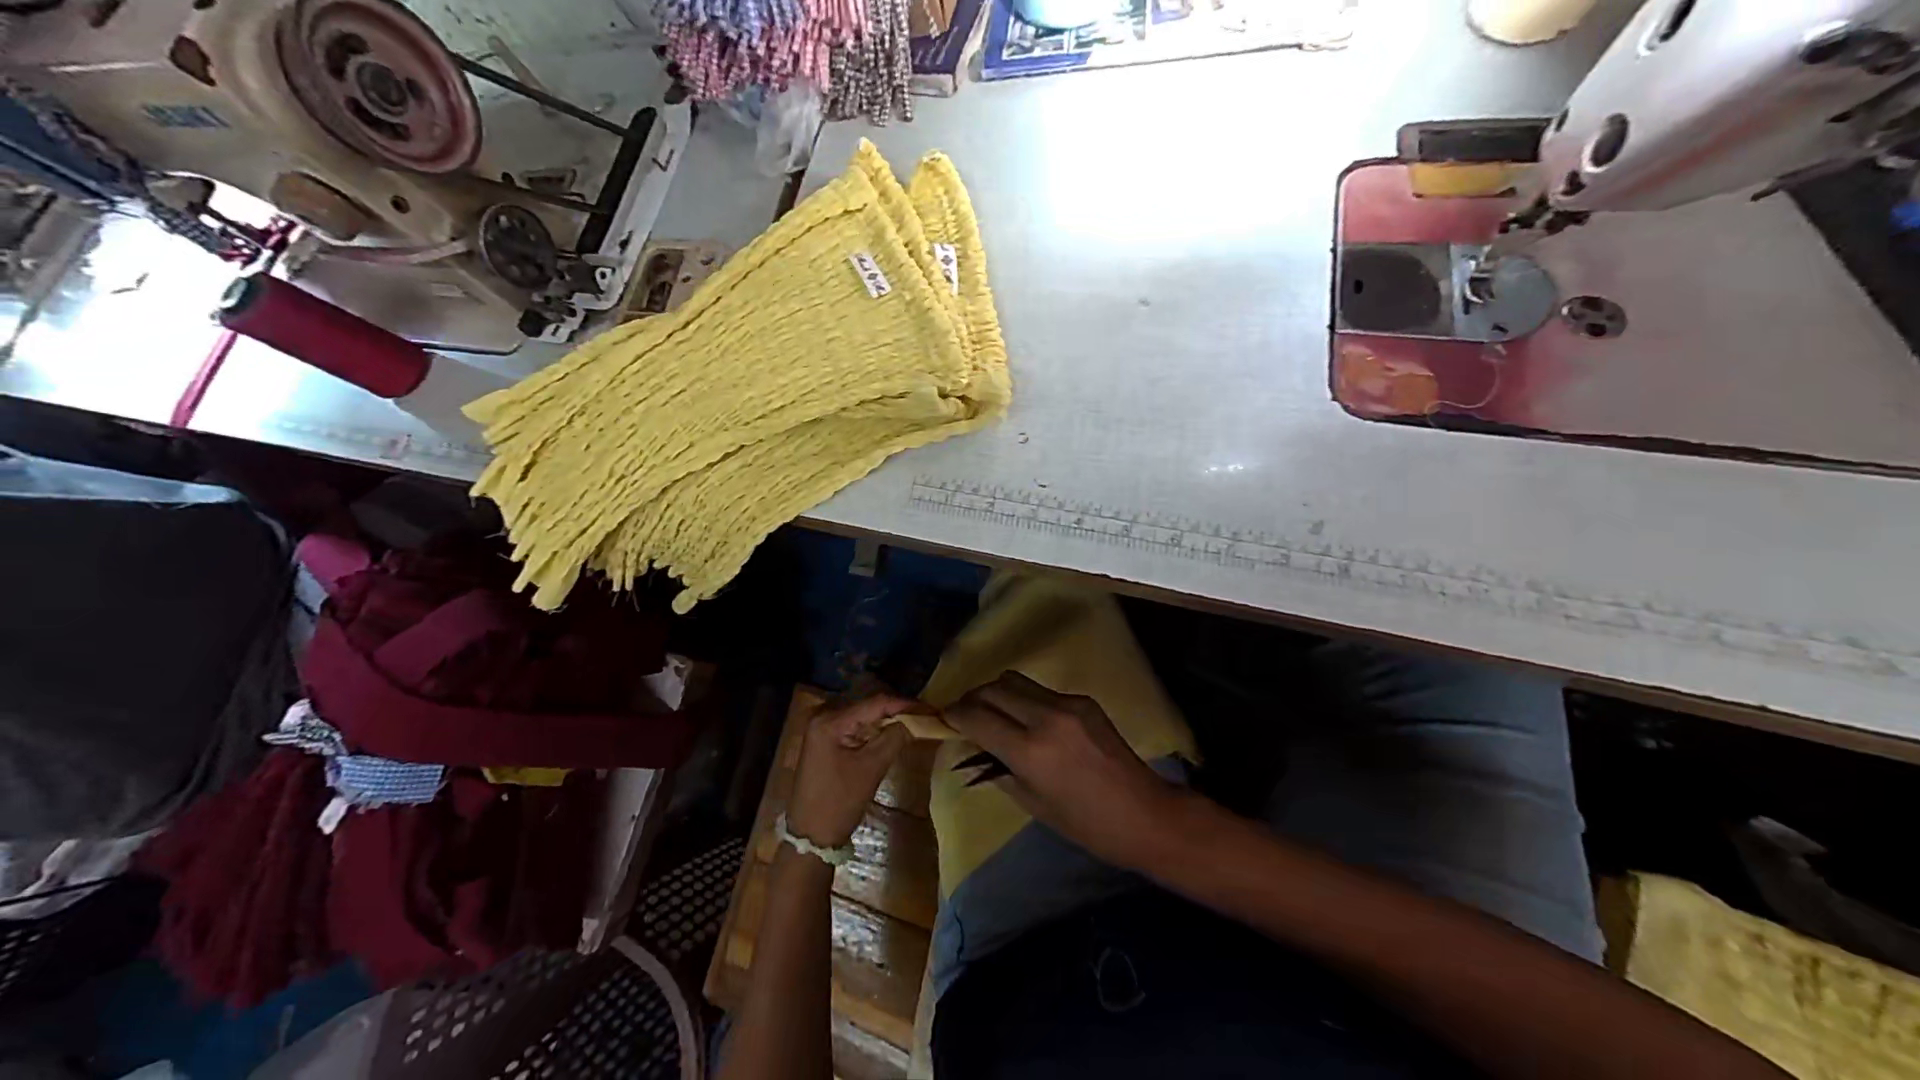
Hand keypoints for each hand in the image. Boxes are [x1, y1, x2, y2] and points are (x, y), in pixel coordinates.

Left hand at [786, 694, 917, 847]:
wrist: (811, 836)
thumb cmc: (839, 802)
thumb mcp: (871, 767)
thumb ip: (896, 737)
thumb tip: (919, 720)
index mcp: (831, 720)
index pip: (876, 703)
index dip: (906, 704)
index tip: (932, 710)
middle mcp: (824, 716)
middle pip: (869, 705)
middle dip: (899, 710)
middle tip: (927, 716)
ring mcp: (823, 728)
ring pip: (864, 715)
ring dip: (888, 719)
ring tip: (916, 722)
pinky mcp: (826, 740)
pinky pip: (856, 727)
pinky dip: (875, 729)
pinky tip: (894, 733)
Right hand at [944, 671, 1185, 869]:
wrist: (1145, 814)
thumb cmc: (1086, 824)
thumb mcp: (1034, 804)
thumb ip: (1000, 770)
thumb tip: (976, 752)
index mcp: (1030, 751)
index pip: (976, 717)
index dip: (954, 715)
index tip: (943, 718)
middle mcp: (1046, 718)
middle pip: (993, 689)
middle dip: (972, 698)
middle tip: (965, 714)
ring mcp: (1068, 705)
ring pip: (1016, 681)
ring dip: (997, 693)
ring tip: (993, 713)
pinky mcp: (1084, 701)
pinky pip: (1042, 691)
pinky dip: (1025, 700)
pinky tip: (1029, 722)